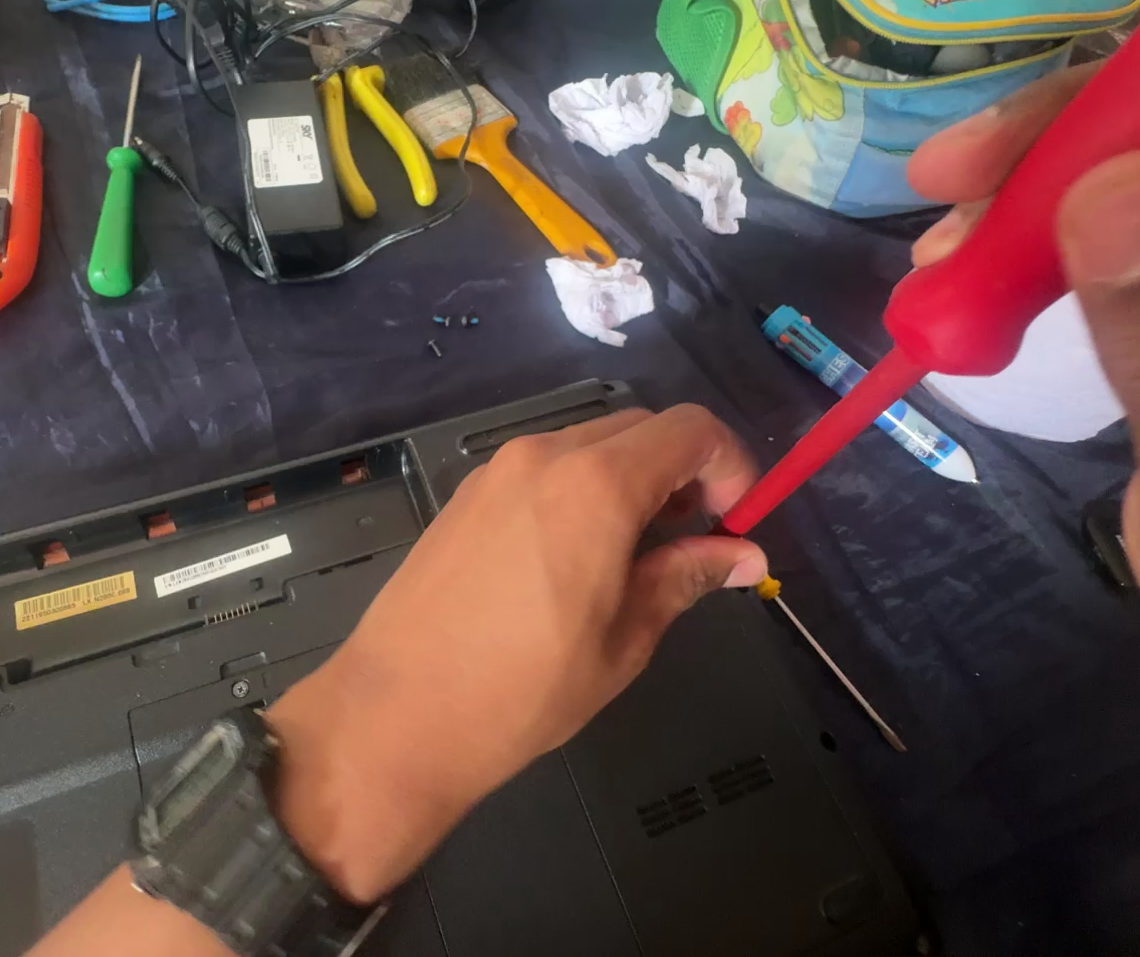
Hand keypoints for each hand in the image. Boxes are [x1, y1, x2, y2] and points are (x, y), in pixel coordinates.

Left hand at [28, 406, 766, 956]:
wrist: (396, 710)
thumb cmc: (521, 690)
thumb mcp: (623, 640)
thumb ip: (683, 578)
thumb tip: (743, 555)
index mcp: (595, 484)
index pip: (689, 428)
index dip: (730, 463)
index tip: (735, 518)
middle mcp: (543, 455)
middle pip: (640, 428)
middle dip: (682, 470)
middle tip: (689, 540)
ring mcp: (496, 469)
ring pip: (590, 442)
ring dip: (630, 478)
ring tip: (632, 551)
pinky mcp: (466, 492)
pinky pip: (544, 465)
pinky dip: (581, 486)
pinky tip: (573, 550)